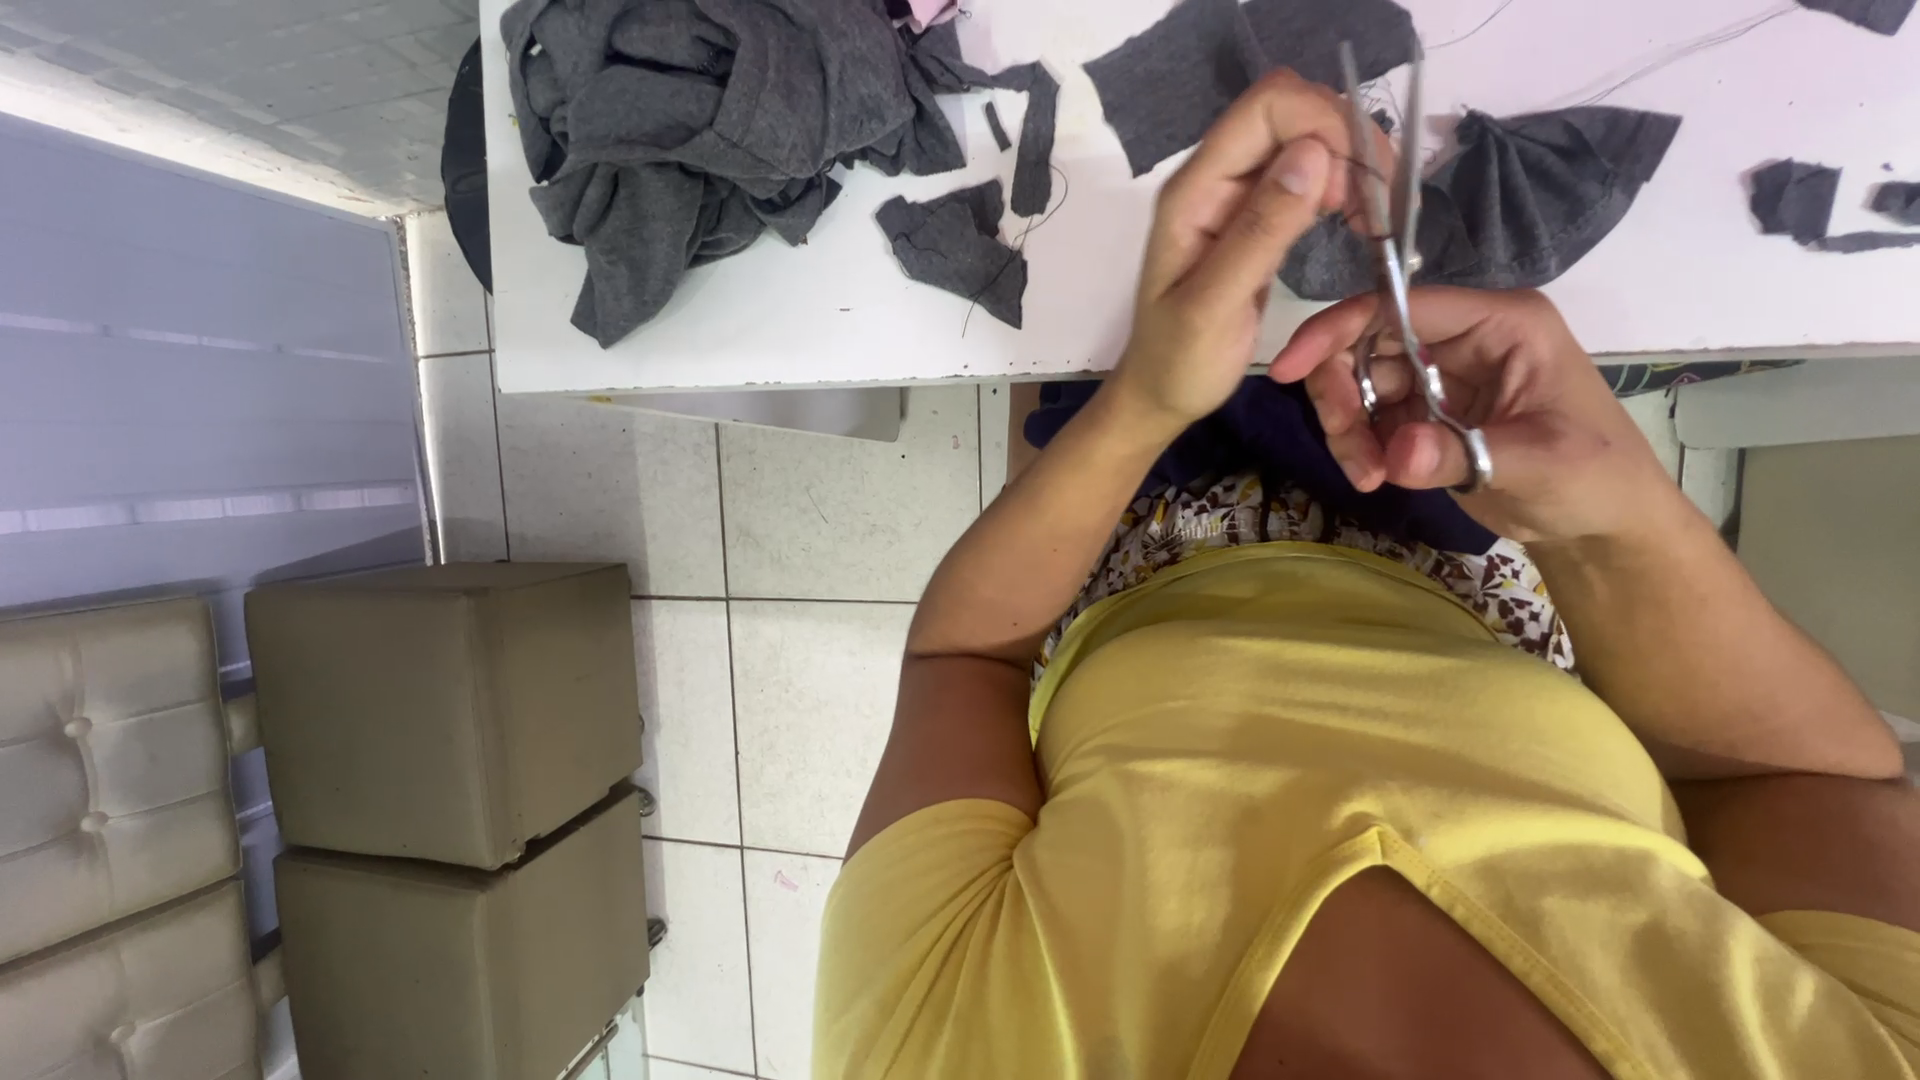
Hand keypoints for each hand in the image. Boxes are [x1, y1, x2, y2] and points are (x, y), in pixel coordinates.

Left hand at [1108, 71, 1378, 433]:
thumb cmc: (1179, 362)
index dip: (1324, 123)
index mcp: (1193, 193)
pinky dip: (1339, 189)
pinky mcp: (1254, 222)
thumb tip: (1314, 155)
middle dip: (1347, 141)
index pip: (1266, 107)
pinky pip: (1304, 179)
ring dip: (1350, 165)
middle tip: (1377, 205)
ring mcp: (1233, 201)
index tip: (1356, 186)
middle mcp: (1212, 183)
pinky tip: (1356, 223)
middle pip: (1292, 114)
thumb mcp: (1214, 307)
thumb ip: (1259, 234)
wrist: (1161, 394)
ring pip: (1304, 142)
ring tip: (1372, 217)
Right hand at [1270, 287, 1679, 544]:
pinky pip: (1365, 419)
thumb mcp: (1540, 465)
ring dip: (1347, 430)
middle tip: (1349, 448)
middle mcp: (1459, 340)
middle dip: (1341, 395)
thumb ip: (1464, 455)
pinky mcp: (1419, 413)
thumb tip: (1395, 454)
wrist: (1597, 524)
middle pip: (1364, 345)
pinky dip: (1357, 448)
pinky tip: (1376, 477)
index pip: (1400, 307)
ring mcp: (1436, 376)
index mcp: (1499, 325)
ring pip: (1356, 384)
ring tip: (1369, 476)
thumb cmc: (1593, 479)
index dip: (1337, 330)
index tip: (1288, 370)